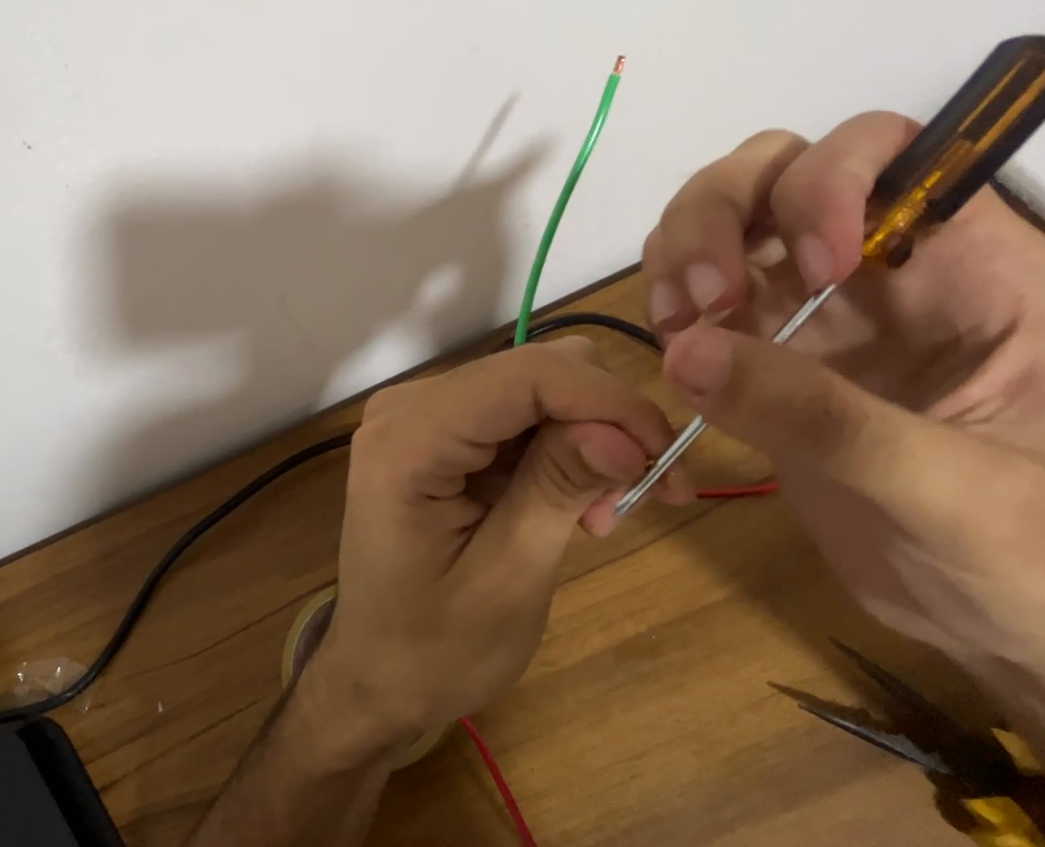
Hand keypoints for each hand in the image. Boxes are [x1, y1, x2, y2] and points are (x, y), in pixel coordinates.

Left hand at [305, 339, 677, 753]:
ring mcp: (416, 415)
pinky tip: (570, 506)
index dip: (608, 402)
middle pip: (532, 371)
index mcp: (407, 442)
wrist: (379, 674)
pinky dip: (557, 449)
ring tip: (597, 518)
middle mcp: (405, 407)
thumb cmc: (435, 648)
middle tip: (638, 500)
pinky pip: (514, 414)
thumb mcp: (507, 578)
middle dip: (602, 422)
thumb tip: (623, 433)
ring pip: (533, 387)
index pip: (525, 375)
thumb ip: (556, 488)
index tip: (665, 463)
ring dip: (585, 439)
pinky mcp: (434, 432)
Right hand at [641, 116, 1044, 693]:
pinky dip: (670, 304)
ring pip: (725, 222)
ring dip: (682, 251)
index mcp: (978, 269)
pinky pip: (700, 294)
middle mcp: (888, 269)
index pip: (892, 156)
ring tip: (675, 324)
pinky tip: (674, 350)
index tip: (809, 274)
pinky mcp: (770, 356)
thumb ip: (824, 417)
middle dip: (721, 213)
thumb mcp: (953, 491)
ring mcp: (820, 311)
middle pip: (779, 171)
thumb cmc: (1040, 560)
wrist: (1009, 634)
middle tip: (702, 298)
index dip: (830, 185)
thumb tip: (682, 350)